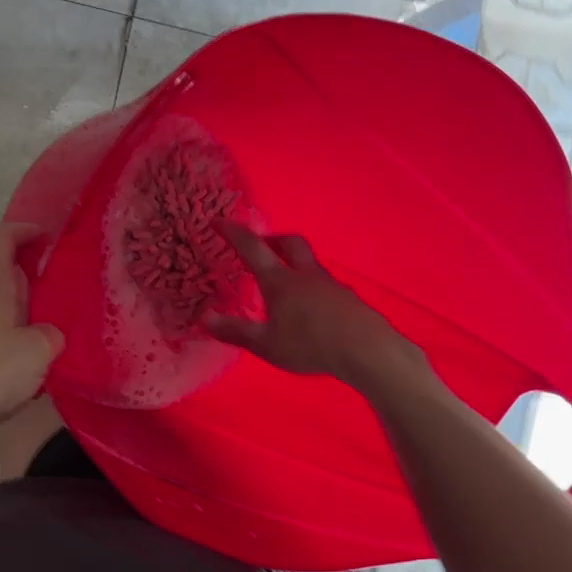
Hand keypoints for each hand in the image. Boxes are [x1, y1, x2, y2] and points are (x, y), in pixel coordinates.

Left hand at [0, 223, 64, 445]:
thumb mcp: (38, 351)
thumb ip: (51, 335)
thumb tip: (48, 335)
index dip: (22, 229)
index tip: (48, 237)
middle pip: (3, 275)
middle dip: (36, 278)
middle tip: (68, 294)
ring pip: (2, 309)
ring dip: (29, 316)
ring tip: (59, 336)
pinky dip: (17, 343)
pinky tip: (37, 370)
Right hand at [204, 221, 420, 388]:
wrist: (367, 350)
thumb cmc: (310, 345)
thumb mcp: (265, 344)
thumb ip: (234, 331)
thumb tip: (204, 319)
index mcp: (279, 281)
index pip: (252, 248)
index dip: (233, 233)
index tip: (218, 220)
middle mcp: (304, 275)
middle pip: (289, 243)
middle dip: (272, 239)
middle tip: (259, 247)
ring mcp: (329, 284)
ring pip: (308, 262)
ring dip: (292, 262)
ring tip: (281, 281)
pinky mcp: (347, 298)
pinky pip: (322, 283)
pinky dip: (309, 285)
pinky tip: (308, 306)